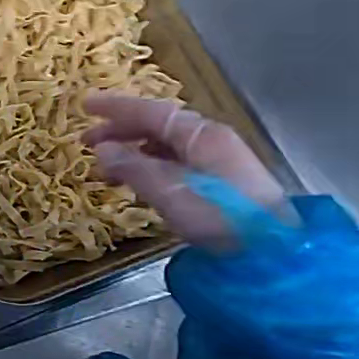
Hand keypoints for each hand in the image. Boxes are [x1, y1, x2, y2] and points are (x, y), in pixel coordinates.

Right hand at [82, 92, 285, 251]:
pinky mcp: (222, 182)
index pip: (150, 112)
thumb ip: (134, 169)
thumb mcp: (170, 193)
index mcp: (200, 134)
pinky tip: (139, 183)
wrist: (272, 253)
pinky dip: (150, 167)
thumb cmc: (221, 218)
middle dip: (121, 132)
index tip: (85, 105)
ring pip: (166, 146)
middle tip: (87, 143)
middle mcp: (210, 139)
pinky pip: (176, 162)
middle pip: (158, 126)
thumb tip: (102, 149)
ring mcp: (218, 160)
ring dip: (133, 152)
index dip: (116, 108)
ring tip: (106, 169)